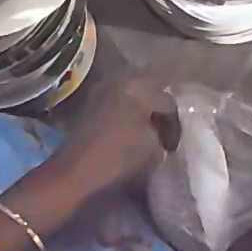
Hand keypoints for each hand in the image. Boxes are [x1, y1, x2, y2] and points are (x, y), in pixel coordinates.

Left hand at [54, 75, 175, 190]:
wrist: (77, 169)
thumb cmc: (119, 156)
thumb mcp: (153, 148)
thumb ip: (161, 134)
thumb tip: (159, 133)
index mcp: (139, 88)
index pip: (168, 102)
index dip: (174, 125)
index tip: (172, 146)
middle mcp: (119, 81)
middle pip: (149, 87)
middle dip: (159, 105)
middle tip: (164, 127)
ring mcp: (102, 89)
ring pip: (131, 91)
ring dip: (141, 105)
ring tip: (147, 128)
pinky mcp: (90, 101)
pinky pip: (116, 99)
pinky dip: (126, 109)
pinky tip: (129, 127)